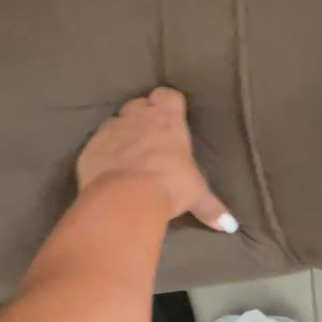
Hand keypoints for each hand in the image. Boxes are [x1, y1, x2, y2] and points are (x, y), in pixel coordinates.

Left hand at [76, 87, 237, 232]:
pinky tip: (107, 166)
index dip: (167, 103)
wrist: (124, 199)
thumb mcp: (195, 195)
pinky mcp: (89, 148)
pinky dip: (102, 150)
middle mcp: (139, 118)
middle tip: (149, 135)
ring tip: (127, 151)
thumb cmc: (169, 186)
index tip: (170, 116)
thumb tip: (232, 227)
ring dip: (121, 131)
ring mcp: (111, 130)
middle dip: (142, 114)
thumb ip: (212, 207)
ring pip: (116, 120)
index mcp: (168, 120)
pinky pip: (96, 142)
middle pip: (139, 103)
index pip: (167, 94)